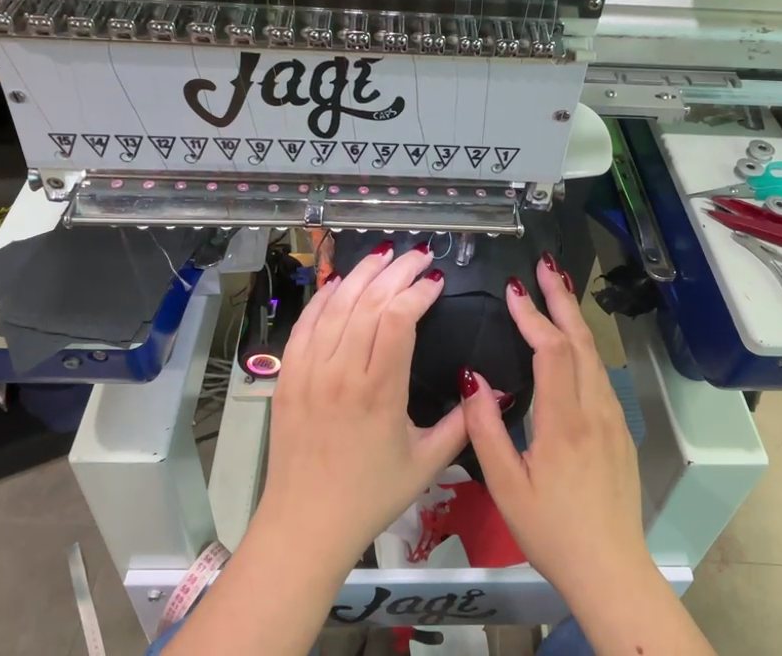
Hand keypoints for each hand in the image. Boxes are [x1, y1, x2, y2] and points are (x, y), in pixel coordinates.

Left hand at [252, 241, 467, 565]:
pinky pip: (304, 326)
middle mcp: (341, 373)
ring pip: (336, 306)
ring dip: (361, 275)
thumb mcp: (426, 464)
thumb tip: (494, 390)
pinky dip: (322, 299)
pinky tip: (338, 285)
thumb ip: (462, 423)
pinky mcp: (287, 378)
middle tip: (419, 256)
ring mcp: (309, 372)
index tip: (438, 282)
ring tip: (384, 256)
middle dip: (397, 272)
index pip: (399, 319)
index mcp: (379, 391)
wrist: (306, 524)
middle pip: (369, 302)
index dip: (419, 291)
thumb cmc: (370, 496)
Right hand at [461, 256, 652, 603]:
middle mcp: (595, 411)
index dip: (533, 315)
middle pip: (581, 341)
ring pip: (594, 356)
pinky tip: (571, 347)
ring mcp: (614, 420)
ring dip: (574, 320)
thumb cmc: (551, 530)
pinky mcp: (621, 433)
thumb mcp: (505, 486)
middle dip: (562, 299)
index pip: (551, 351)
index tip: (513, 289)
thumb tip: (472, 378)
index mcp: (564, 421)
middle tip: (545, 266)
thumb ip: (485, 429)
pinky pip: (600, 376)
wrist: (611, 568)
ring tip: (556, 293)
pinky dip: (583, 347)